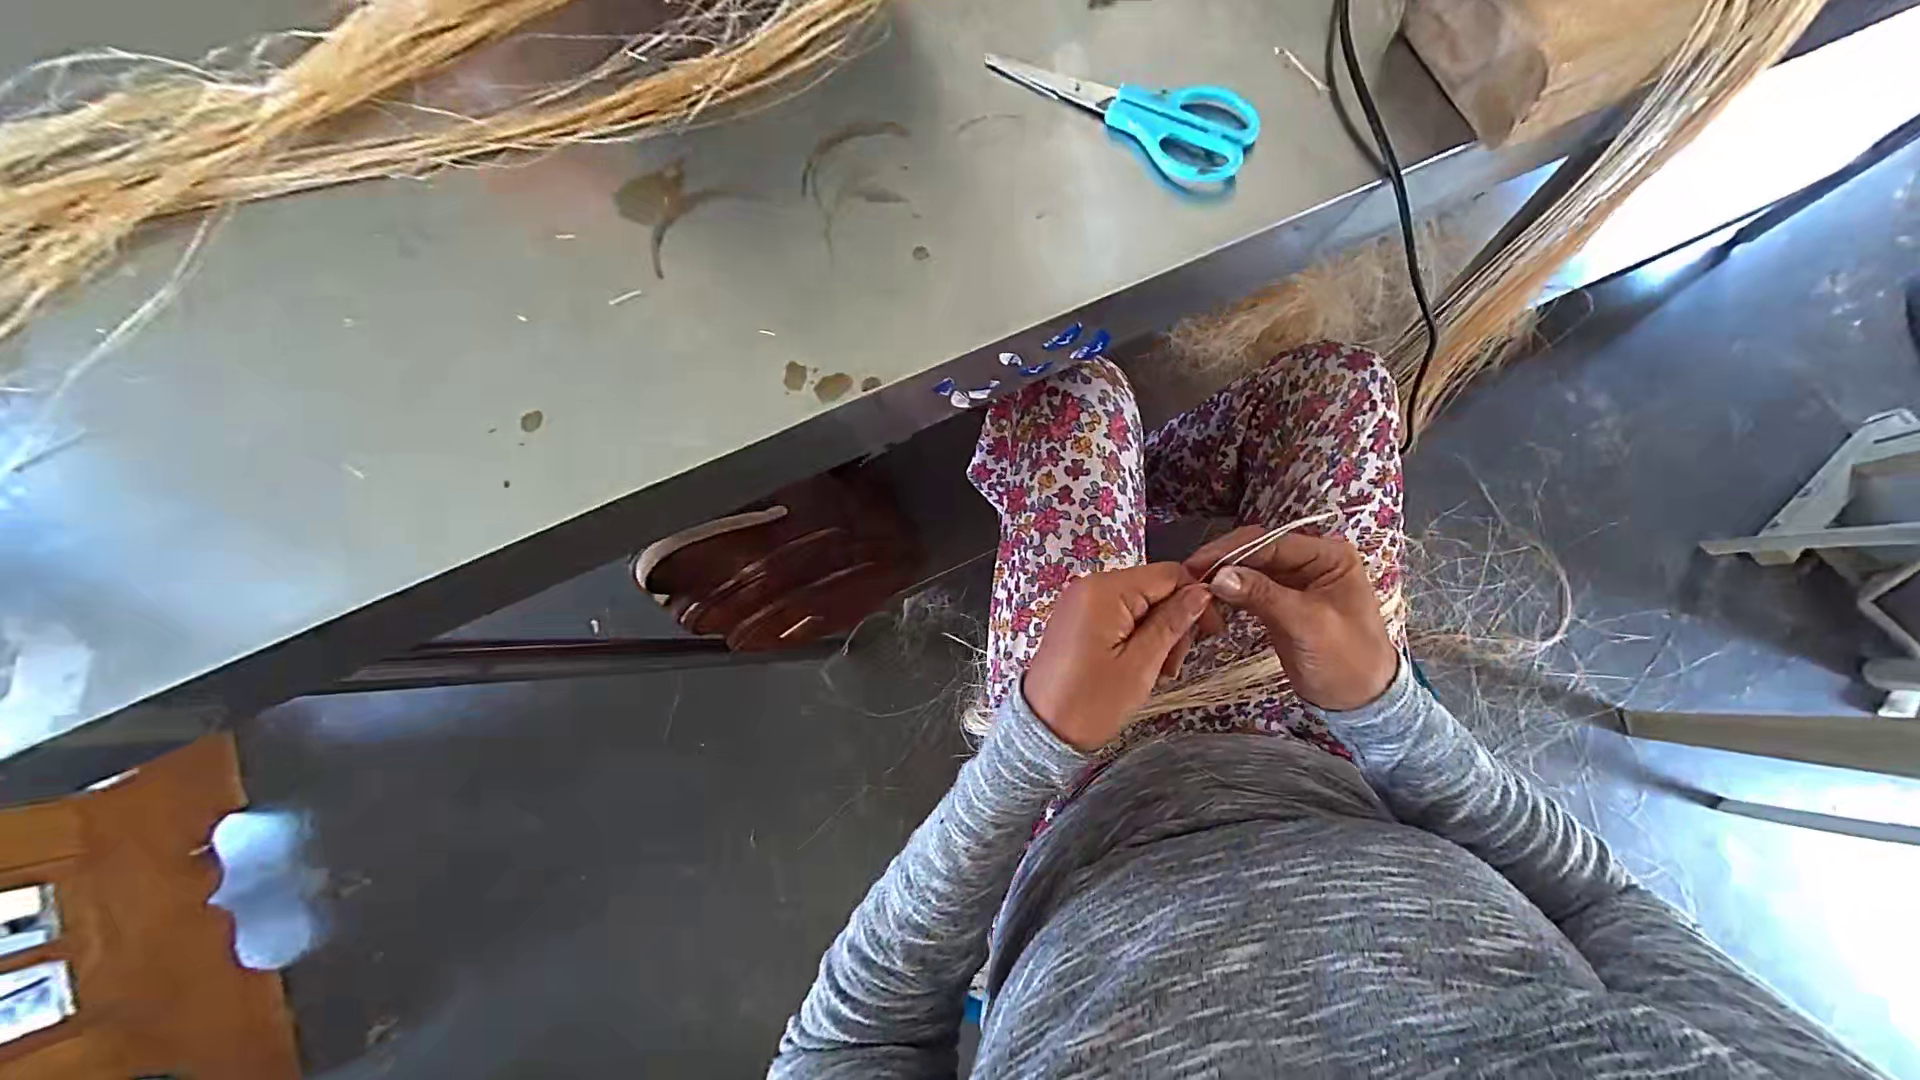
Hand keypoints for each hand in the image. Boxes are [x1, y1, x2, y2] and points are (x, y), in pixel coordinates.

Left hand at [1023, 564, 1216, 750]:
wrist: (1043, 730)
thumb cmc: (1091, 701)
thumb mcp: (1141, 663)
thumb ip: (1172, 622)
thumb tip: (1202, 592)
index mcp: (1104, 590)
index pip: (1167, 573)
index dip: (1196, 597)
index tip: (1211, 632)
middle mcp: (1089, 586)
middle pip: (1153, 588)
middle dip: (1173, 622)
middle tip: (1173, 665)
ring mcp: (1080, 601)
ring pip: (1139, 604)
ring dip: (1157, 633)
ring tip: (1157, 672)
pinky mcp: (1077, 619)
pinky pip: (1119, 615)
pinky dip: (1136, 636)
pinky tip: (1138, 666)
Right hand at [1184, 526, 1397, 710]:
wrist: (1359, 703)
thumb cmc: (1346, 660)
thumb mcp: (1307, 624)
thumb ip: (1264, 596)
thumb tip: (1219, 576)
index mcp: (1327, 556)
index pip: (1271, 542)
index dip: (1232, 551)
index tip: (1198, 563)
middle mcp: (1309, 562)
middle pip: (1256, 551)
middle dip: (1223, 561)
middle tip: (1189, 574)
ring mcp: (1292, 582)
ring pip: (1247, 569)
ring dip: (1221, 576)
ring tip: (1193, 586)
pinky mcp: (1277, 602)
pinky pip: (1246, 588)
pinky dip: (1227, 592)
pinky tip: (1208, 599)